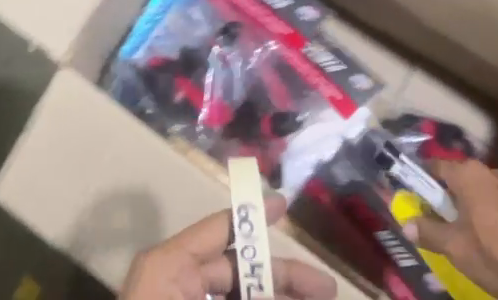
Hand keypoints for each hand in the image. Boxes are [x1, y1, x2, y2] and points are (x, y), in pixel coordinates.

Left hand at [120, 194, 338, 299]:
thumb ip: (253, 296)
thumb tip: (298, 294)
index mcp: (170, 263)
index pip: (219, 228)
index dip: (254, 217)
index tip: (285, 205)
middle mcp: (174, 279)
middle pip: (236, 270)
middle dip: (282, 280)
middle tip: (327, 289)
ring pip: (233, 295)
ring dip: (273, 299)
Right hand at [402, 160, 497, 299]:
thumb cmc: (496, 254)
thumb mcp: (455, 248)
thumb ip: (428, 232)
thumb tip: (406, 224)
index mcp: (469, 174)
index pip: (435, 166)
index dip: (421, 181)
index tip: (412, 197)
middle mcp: (492, 173)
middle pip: (461, 180)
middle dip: (448, 199)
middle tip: (439, 223)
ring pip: (484, 194)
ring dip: (473, 209)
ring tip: (468, 237)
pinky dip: (495, 219)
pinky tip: (497, 245)